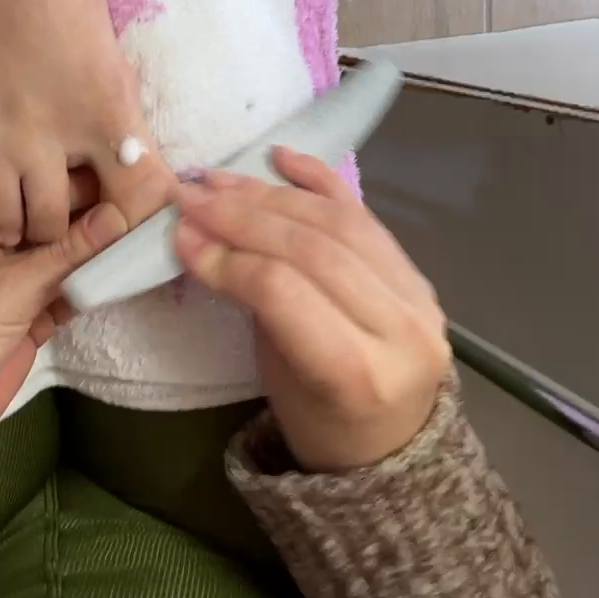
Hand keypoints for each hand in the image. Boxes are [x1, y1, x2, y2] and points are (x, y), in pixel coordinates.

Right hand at [0, 0, 176, 248]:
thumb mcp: (93, 19)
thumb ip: (92, 89)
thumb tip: (90, 130)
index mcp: (100, 103)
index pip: (137, 201)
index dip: (124, 216)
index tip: (108, 200)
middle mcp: (37, 130)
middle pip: (40, 224)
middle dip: (42, 223)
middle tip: (35, 194)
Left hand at [0, 184, 130, 465]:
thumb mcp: (11, 286)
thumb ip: (68, 251)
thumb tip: (122, 214)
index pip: (38, 187)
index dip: (83, 180)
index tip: (134, 169)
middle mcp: (2, 241)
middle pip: (58, 220)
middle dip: (100, 215)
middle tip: (156, 201)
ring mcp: (17, 279)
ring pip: (69, 256)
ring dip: (102, 251)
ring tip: (152, 232)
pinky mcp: (32, 314)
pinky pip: (70, 289)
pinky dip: (94, 284)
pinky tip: (130, 271)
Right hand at [174, 148, 451, 472]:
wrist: (391, 439)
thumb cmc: (318, 418)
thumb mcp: (274, 370)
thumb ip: (248, 300)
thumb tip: (194, 236)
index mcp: (359, 373)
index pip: (283, 291)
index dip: (227, 257)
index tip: (180, 235)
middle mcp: (401, 329)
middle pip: (311, 248)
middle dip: (241, 216)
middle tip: (190, 198)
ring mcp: (418, 294)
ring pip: (336, 221)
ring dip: (269, 195)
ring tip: (219, 182)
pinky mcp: (417, 270)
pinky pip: (364, 212)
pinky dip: (319, 179)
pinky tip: (280, 158)